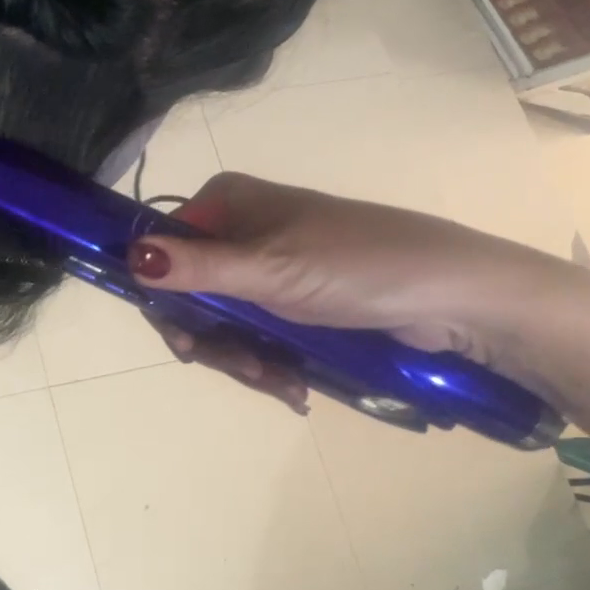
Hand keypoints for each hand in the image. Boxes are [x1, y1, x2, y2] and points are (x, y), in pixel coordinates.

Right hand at [130, 173, 581, 404]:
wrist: (463, 298)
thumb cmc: (357, 268)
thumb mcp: (267, 270)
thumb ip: (194, 267)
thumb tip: (125, 257)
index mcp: (225, 203)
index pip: (162, 249)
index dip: (164, 299)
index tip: (185, 344)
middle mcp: (240, 226)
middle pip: (190, 290)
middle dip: (214, 339)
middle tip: (245, 371)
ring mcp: (271, 261)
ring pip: (225, 316)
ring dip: (244, 357)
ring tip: (281, 386)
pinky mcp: (301, 295)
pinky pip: (260, 329)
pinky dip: (268, 359)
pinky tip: (292, 386)